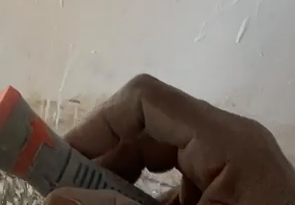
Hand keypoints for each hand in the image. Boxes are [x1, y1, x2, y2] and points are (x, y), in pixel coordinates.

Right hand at [50, 75, 294, 204]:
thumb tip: (53, 199)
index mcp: (229, 142)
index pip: (146, 100)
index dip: (99, 123)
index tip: (61, 161)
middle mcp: (236, 144)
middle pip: (152, 127)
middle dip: (107, 158)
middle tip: (67, 189)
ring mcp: (241, 172)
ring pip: (166, 157)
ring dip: (126, 181)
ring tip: (93, 201)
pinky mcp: (240, 196)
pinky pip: (185, 184)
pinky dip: (153, 200)